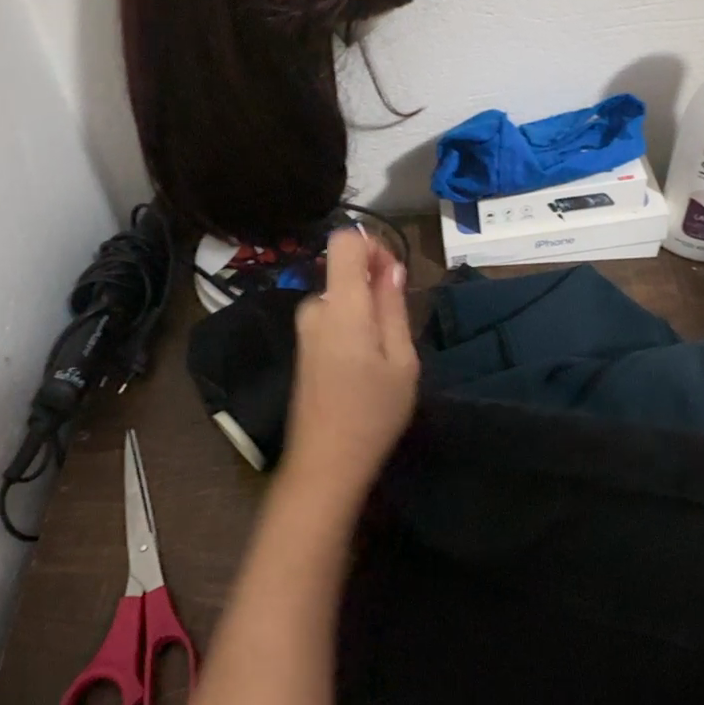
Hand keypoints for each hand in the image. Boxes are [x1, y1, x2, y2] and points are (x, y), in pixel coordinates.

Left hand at [282, 231, 418, 489]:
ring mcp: (303, 331)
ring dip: (365, 313)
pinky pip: (331, 320)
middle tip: (399, 330)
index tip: (396, 277)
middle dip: (374, 287)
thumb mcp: (401, 361)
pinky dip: (352, 329)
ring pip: (341, 299)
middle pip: (344, 272)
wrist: (325, 463)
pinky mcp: (302, 350)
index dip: (374, 246)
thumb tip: (391, 269)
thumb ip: (393, 307)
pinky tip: (365, 369)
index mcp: (340, 305)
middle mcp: (314, 309)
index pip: (345, 241)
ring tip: (385, 357)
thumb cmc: (372, 413)